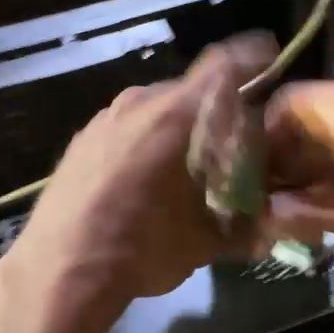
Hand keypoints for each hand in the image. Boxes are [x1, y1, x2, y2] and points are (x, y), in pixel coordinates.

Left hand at [6, 34, 275, 300]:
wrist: (66, 267)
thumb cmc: (145, 248)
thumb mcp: (205, 243)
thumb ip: (241, 228)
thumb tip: (265, 228)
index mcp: (178, 116)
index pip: (225, 67)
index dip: (251, 65)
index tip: (267, 71)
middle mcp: (140, 103)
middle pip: (189, 94)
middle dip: (213, 117)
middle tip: (230, 151)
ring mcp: (105, 119)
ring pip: (155, 114)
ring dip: (177, 135)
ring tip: (188, 174)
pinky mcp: (81, 141)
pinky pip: (127, 133)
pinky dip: (146, 148)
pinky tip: (148, 186)